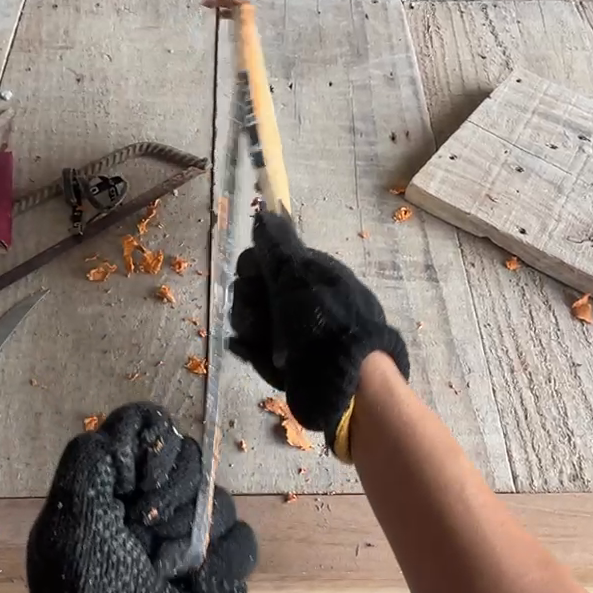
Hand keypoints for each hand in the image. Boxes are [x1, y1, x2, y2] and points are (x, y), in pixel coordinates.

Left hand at [8, 403, 255, 592]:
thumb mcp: (69, 522)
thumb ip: (90, 460)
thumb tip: (133, 424)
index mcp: (116, 491)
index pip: (149, 432)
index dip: (153, 447)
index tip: (141, 478)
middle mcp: (155, 506)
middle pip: (191, 458)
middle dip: (171, 497)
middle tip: (146, 533)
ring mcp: (192, 537)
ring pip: (220, 498)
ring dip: (191, 536)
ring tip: (167, 572)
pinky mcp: (224, 568)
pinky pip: (243, 541)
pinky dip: (222, 563)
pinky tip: (198, 588)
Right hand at [229, 211, 409, 446]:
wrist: (343, 379)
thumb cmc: (324, 321)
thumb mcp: (300, 274)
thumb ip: (277, 245)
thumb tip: (264, 212)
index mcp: (308, 273)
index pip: (263, 259)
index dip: (252, 267)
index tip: (254, 277)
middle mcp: (298, 300)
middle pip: (251, 289)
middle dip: (248, 300)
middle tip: (261, 314)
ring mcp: (289, 331)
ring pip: (248, 319)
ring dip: (249, 325)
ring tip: (263, 340)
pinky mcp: (282, 361)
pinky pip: (252, 347)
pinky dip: (250, 348)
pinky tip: (254, 351)